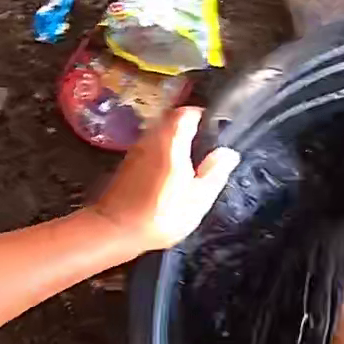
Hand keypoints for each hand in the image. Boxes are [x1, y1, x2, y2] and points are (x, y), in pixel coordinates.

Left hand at [90, 107, 240, 252]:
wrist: (116, 230)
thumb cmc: (161, 215)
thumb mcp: (198, 198)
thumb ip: (215, 172)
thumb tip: (228, 152)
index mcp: (171, 141)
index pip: (187, 112)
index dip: (202, 116)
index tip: (214, 129)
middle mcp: (151, 139)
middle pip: (171, 120)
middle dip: (188, 128)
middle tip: (204, 146)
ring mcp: (135, 151)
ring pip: (158, 134)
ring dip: (173, 141)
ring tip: (189, 161)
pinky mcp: (126, 164)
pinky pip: (149, 149)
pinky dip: (160, 153)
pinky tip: (169, 173)